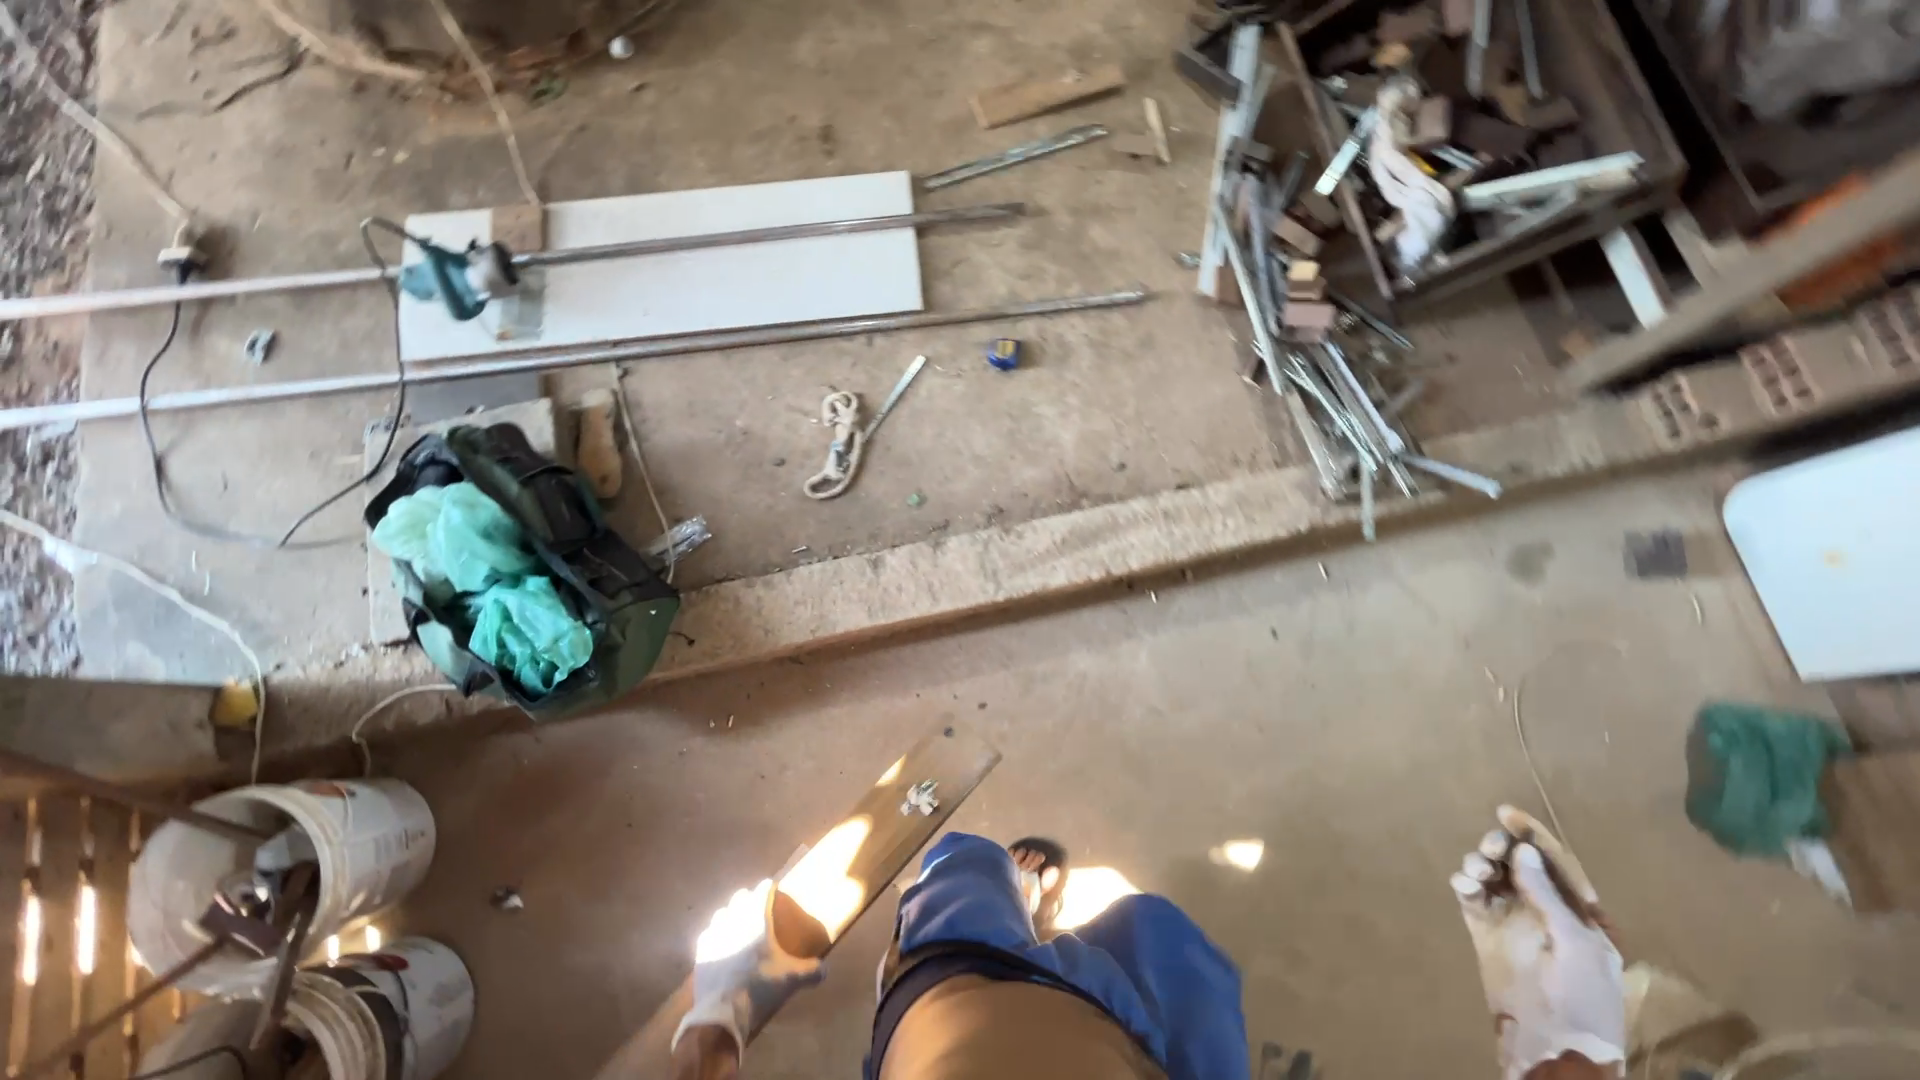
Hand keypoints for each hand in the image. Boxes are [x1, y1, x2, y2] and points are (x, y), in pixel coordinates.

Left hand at [673, 879, 826, 1061]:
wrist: (722, 1013)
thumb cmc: (759, 988)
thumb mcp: (791, 980)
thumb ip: (811, 972)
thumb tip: (825, 970)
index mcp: (757, 922)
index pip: (762, 893)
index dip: (768, 888)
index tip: (771, 885)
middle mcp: (734, 922)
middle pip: (740, 899)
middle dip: (748, 898)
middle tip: (754, 902)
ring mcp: (714, 936)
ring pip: (721, 914)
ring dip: (729, 913)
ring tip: (734, 918)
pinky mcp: (701, 953)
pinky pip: (707, 934)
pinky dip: (714, 932)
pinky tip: (717, 940)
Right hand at [1451, 807, 1625, 1079]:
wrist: (1554, 1047)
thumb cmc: (1581, 999)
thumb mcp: (1577, 945)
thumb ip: (1548, 896)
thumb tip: (1522, 851)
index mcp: (1578, 912)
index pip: (1555, 862)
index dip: (1533, 835)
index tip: (1507, 812)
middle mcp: (1543, 909)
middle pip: (1518, 863)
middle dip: (1502, 847)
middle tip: (1491, 846)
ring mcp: (1512, 920)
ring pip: (1491, 876)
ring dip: (1481, 864)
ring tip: (1477, 870)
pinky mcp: (1484, 932)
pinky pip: (1471, 898)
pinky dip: (1465, 885)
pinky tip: (1465, 885)